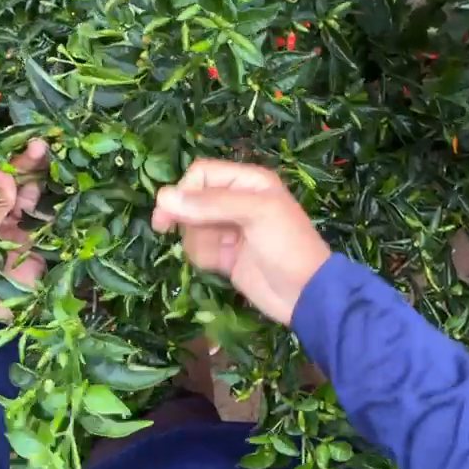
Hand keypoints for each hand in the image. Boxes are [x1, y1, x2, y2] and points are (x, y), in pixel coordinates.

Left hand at [0, 138, 48, 319]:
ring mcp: (24, 229)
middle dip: (30, 165)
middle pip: (19, 184)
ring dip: (47, 179)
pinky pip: (54, 220)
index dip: (6, 164)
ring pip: (38, 197)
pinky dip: (64, 204)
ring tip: (57, 158)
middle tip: (42, 146)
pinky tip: (71, 187)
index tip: (16, 150)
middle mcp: (2, 216)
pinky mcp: (43, 245)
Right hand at [150, 159, 331, 324]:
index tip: (168, 214)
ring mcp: (230, 230)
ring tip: (218, 254)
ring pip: (191, 227)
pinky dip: (202, 257)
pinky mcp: (225, 256)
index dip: (183, 190)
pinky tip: (220, 265)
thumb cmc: (287, 245)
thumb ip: (211, 204)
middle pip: (191, 200)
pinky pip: (199, 249)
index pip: (201, 174)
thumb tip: (163, 197)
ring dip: (196, 241)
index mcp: (248, 182)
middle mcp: (237, 201)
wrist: (305, 295)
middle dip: (186, 219)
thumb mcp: (256, 214)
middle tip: (167, 230)